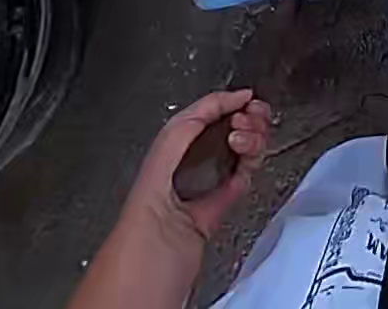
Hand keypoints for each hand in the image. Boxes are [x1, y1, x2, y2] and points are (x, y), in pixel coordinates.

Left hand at [122, 89, 274, 249]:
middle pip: (224, 130)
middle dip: (244, 119)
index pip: (203, 114)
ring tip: (243, 144)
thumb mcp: (159, 169)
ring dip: (250, 141)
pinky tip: (248, 164)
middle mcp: (185, 168)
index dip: (225, 101)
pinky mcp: (213, 214)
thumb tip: (220, 102)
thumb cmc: (137, 244)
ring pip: (237, 152)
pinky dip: (249, 166)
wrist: (137, 297)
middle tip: (247, 122)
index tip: (245, 97)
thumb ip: (185, 132)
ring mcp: (200, 191)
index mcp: (169, 153)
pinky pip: (238, 180)